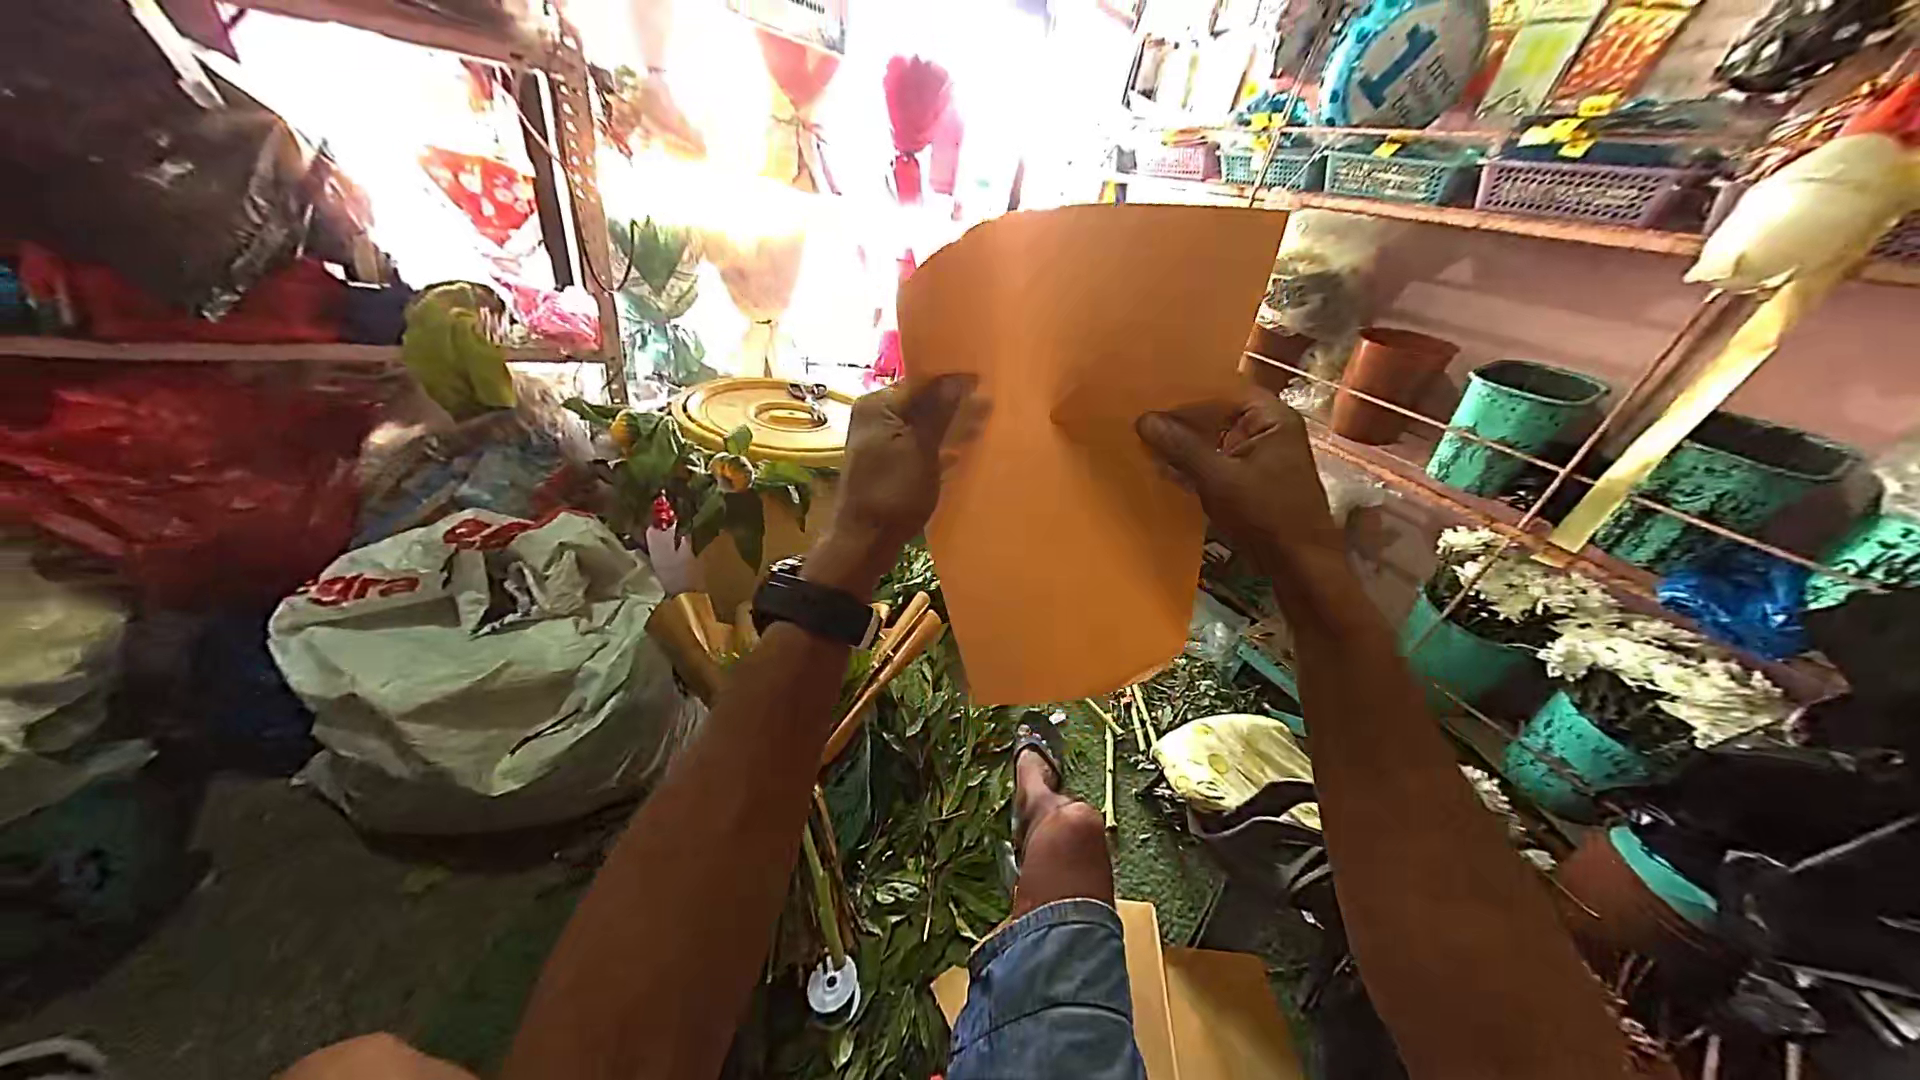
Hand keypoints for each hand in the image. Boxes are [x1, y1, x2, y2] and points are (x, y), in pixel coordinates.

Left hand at [804, 374, 977, 594]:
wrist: (865, 541)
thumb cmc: (893, 493)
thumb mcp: (920, 449)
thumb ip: (939, 412)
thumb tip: (960, 379)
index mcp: (878, 405)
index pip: (921, 380)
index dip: (954, 381)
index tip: (986, 382)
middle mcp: (876, 416)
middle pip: (922, 401)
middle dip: (955, 403)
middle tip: (991, 405)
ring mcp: (881, 441)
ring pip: (922, 424)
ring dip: (951, 426)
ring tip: (984, 425)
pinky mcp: (889, 463)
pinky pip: (919, 445)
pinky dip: (939, 447)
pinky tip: (962, 452)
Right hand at [1135, 391, 1342, 579]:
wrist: (1298, 563)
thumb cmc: (1266, 514)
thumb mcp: (1218, 478)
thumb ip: (1181, 447)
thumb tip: (1143, 419)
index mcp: (1271, 417)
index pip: (1222, 390)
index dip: (1186, 393)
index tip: (1149, 396)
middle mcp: (1267, 429)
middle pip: (1215, 414)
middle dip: (1179, 421)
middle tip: (1139, 418)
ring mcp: (1257, 455)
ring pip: (1212, 439)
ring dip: (1182, 444)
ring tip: (1143, 441)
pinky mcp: (1247, 478)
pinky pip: (1214, 461)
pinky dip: (1192, 464)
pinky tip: (1162, 468)